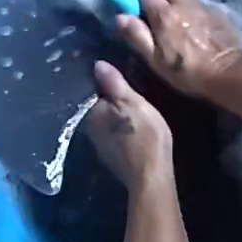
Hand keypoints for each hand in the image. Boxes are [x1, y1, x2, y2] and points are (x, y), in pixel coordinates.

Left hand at [85, 61, 173, 189]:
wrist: (151, 177)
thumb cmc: (143, 135)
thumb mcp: (133, 103)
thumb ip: (114, 84)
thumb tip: (96, 64)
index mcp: (92, 113)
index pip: (92, 92)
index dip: (103, 83)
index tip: (115, 77)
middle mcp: (90, 130)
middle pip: (98, 108)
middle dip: (109, 100)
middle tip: (125, 88)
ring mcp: (101, 147)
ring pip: (106, 124)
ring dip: (114, 116)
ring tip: (129, 106)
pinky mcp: (114, 159)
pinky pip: (114, 137)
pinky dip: (120, 130)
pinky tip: (132, 128)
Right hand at [115, 0, 241, 98]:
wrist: (230, 73)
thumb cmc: (189, 71)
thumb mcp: (156, 60)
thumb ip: (137, 36)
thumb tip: (120, 16)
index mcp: (164, 14)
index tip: (139, 11)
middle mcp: (184, 3)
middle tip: (158, 10)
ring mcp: (204, 6)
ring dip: (178, 0)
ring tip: (179, 22)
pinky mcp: (219, 13)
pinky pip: (201, 4)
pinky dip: (195, 11)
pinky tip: (198, 30)